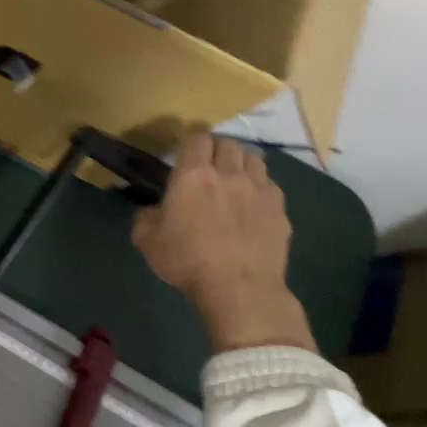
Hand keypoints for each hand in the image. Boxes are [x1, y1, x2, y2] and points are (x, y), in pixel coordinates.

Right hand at [132, 134, 315, 353]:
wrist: (239, 287)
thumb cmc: (186, 260)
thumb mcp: (146, 240)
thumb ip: (146, 217)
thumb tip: (153, 211)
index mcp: (192, 176)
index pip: (196, 139)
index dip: (190, 142)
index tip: (183, 154)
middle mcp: (229, 174)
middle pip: (228, 144)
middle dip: (216, 149)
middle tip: (206, 165)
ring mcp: (260, 190)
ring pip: (254, 159)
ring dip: (240, 163)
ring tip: (232, 179)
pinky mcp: (280, 208)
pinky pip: (270, 184)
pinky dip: (259, 186)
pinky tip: (251, 203)